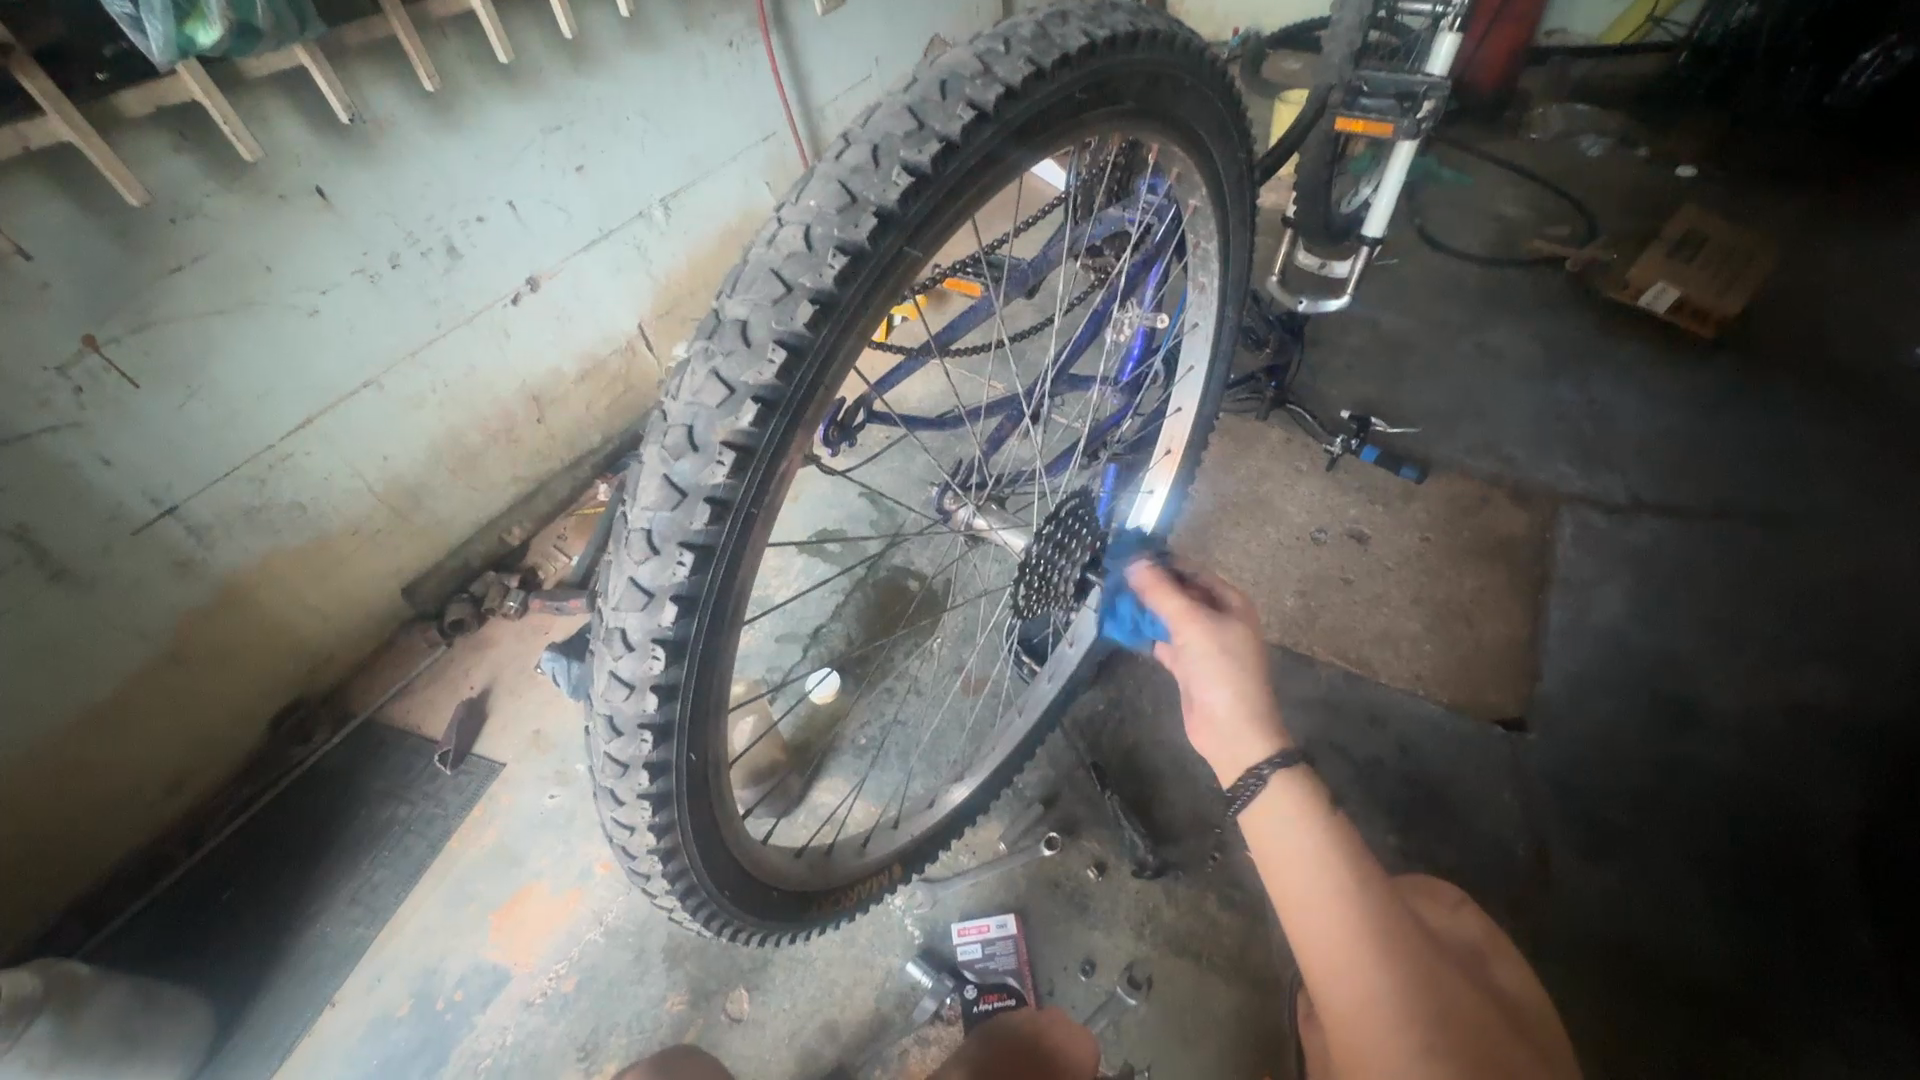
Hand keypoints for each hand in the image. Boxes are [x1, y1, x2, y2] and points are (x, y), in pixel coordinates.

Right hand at [1124, 559, 1291, 785]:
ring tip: (1112, 598)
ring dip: (1145, 610)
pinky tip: (1122, 627)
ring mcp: (1203, 644)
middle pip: (1180, 594)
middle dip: (1150, 587)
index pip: (1192, 572)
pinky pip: (1164, 642)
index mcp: (1230, 602)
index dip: (1163, 563)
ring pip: (1169, 618)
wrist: (1232, 731)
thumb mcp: (1192, 624)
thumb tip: (1134, 561)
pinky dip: (1146, 634)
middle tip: (1114, 578)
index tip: (1129, 555)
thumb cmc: (1220, 670)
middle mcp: (1218, 619)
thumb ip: (1161, 592)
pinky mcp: (1188, 666)